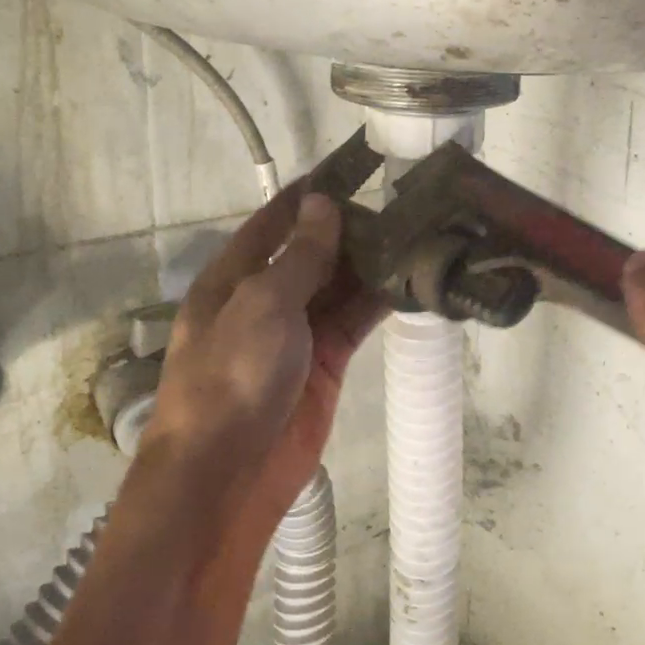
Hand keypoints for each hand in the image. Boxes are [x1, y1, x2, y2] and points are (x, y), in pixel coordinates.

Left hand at [149, 186, 388, 519]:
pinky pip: (355, 321)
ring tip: (418, 230)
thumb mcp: (262, 306)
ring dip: (371, 262)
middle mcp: (265, 298)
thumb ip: (300, 256)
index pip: (275, 221)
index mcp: (234, 278)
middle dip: (351, 227)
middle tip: (405, 199)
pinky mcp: (325, 364)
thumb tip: (323, 204)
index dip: (310, 194)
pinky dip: (379, 301)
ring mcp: (297, 332)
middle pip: (313, 252)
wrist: (226, 478)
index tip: (353, 167)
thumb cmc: (231, 378)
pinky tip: (411, 278)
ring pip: (339, 285)